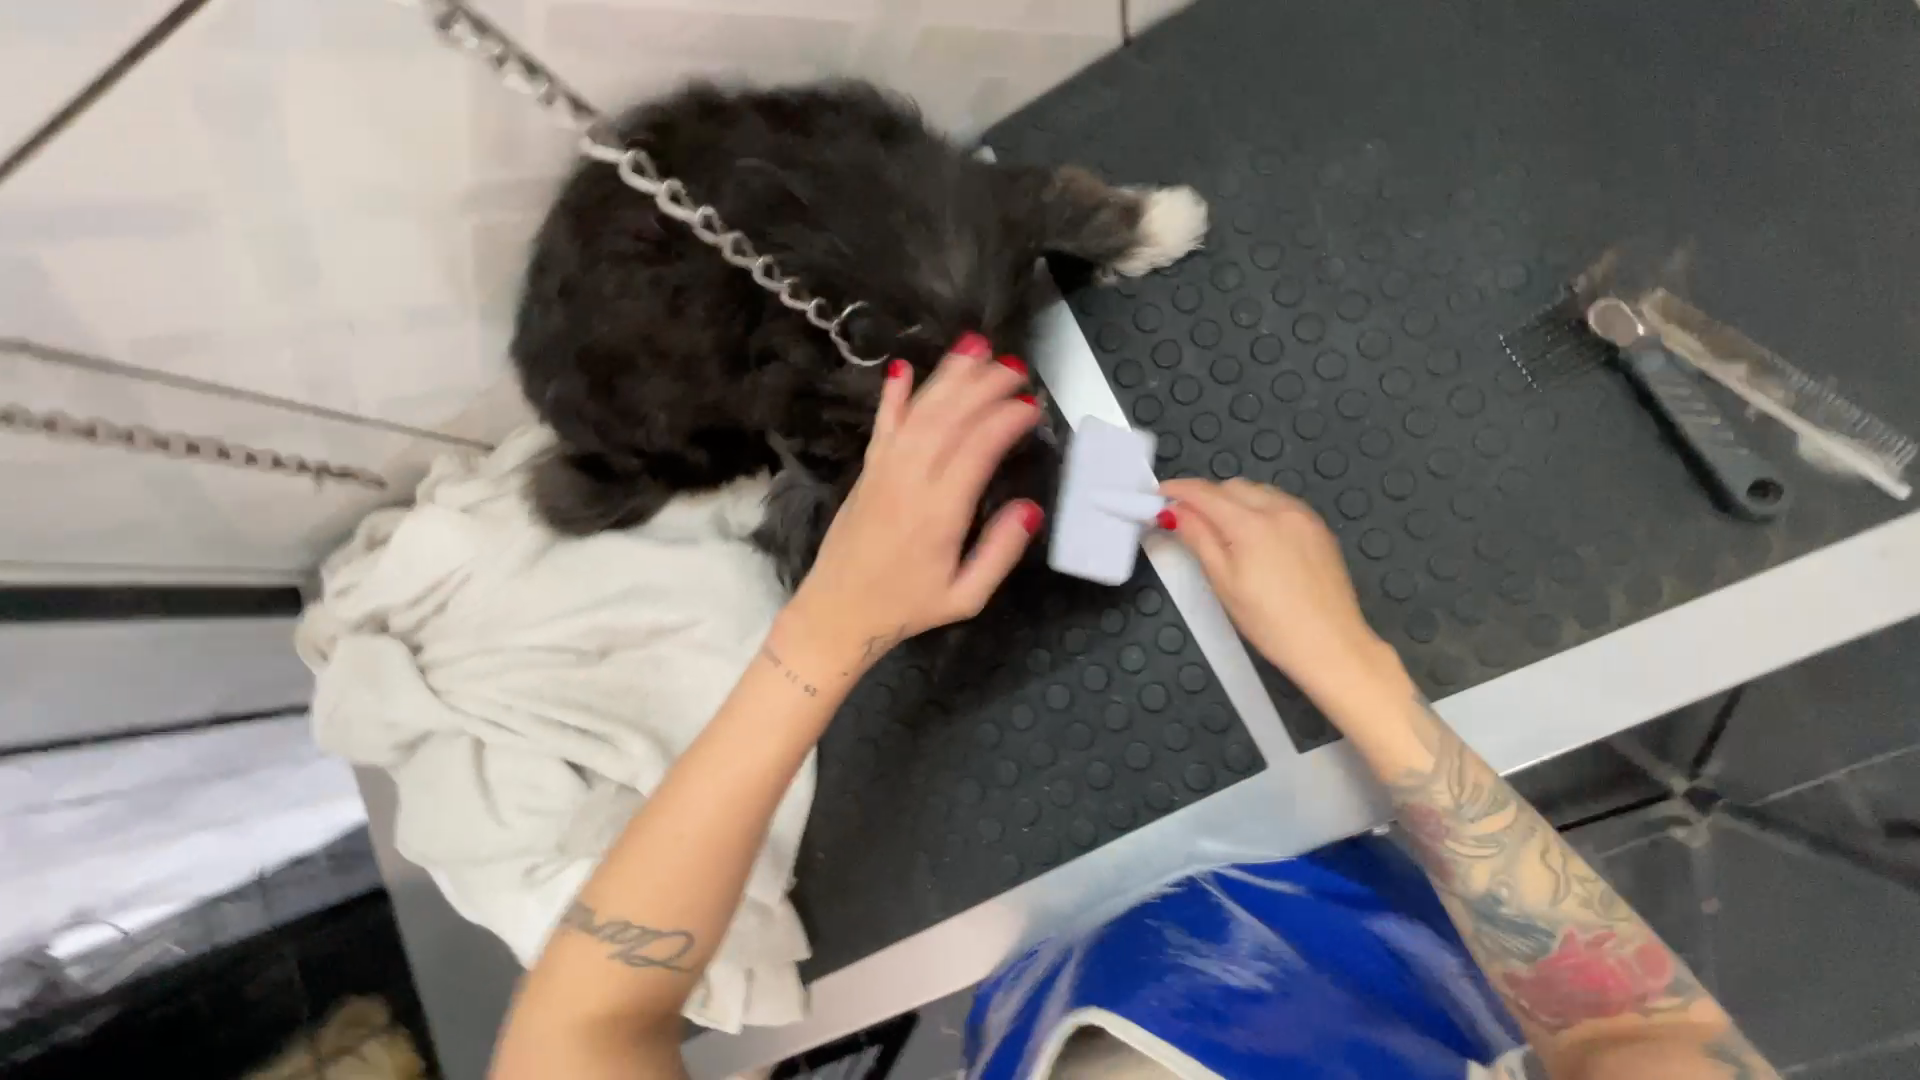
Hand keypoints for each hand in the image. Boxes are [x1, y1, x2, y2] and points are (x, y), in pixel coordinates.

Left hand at [776, 333, 1042, 679]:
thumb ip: (1000, 552)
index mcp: (939, 514)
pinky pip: (881, 426)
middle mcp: (909, 482)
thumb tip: (1031, 508)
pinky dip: (893, 396)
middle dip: (984, 385)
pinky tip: (904, 368)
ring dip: (947, 378)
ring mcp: (883, 472)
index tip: (1032, 405)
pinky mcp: (865, 472)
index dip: (1006, 419)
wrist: (837, 614)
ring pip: (917, 412)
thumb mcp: (966, 597)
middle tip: (1015, 366)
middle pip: (948, 418)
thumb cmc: (907, 608)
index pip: (977, 448)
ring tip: (976, 350)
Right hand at [1160, 478, 1410, 708]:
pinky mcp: (1319, 528)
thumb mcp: (1223, 581)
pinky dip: (1259, 508)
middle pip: (1232, 486)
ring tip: (1220, 528)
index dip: (1178, 489)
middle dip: (1206, 495)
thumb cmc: (1268, 621)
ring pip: (1258, 491)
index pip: (1206, 493)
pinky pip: (1281, 503)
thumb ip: (1198, 538)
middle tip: (1186, 519)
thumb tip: (1174, 511)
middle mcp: (1280, 509)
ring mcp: (1304, 516)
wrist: (1331, 644)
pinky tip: (1254, 535)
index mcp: (1251, 524)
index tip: (1159, 494)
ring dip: (1233, 500)